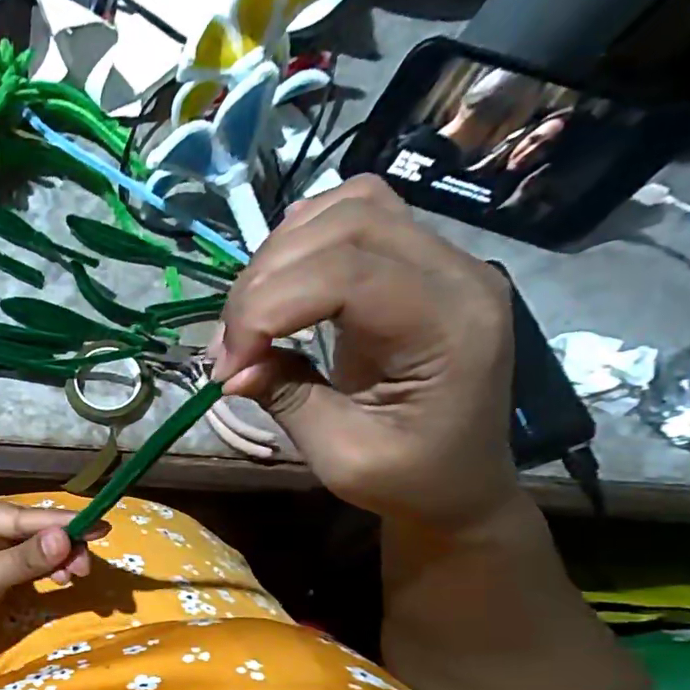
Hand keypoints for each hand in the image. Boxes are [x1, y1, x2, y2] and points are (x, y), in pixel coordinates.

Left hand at [0, 496, 105, 684]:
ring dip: (58, 560)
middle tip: (86, 567)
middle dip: (63, 546)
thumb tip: (66, 538)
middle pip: (33, 530)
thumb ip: (23, 560)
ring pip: (35, 548)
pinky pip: (28, 565)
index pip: (24, 516)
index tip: (101, 526)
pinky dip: (46, 571)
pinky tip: (62, 579)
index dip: (63, 522)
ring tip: (76, 576)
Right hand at [213, 176, 521, 531]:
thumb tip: (230, 367)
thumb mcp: (342, 459)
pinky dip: (306, 238)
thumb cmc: (410, 481)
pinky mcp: (422, 261)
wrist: (461, 483)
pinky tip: (283, 280)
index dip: (268, 307)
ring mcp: (445, 260)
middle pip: (347, 224)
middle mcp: (458, 275)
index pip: (347, 273)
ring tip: (252, 315)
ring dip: (282, 253)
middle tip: (232, 345)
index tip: (228, 365)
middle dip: (266, 280)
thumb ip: (287, 400)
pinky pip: (361, 214)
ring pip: (352, 206)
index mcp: (449, 329)